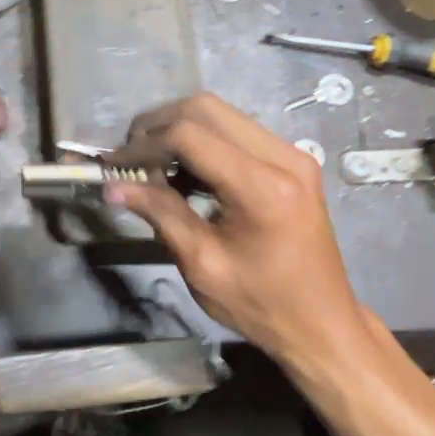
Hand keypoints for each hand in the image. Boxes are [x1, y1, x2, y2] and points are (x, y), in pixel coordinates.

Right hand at [107, 94, 367, 364]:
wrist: (323, 326)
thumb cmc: (261, 304)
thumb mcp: (201, 263)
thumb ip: (158, 212)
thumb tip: (111, 186)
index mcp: (262, 186)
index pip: (188, 135)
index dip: (143, 144)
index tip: (114, 165)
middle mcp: (283, 156)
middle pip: (204, 109)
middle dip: (158, 125)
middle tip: (129, 156)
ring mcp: (292, 154)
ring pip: (220, 113)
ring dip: (179, 129)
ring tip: (151, 164)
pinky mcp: (292, 160)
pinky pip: (236, 131)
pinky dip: (202, 140)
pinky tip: (182, 172)